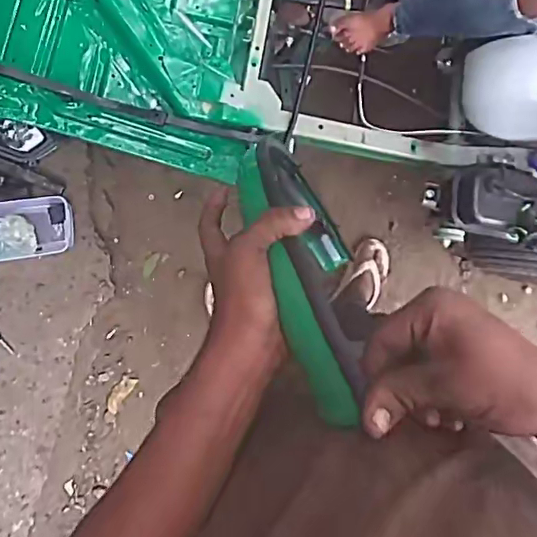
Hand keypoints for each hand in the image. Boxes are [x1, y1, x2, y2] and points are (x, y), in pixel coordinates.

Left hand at [197, 189, 314, 363]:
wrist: (254, 348)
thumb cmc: (241, 299)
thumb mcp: (248, 250)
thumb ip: (272, 225)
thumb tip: (303, 214)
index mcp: (222, 252)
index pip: (211, 223)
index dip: (215, 205)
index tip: (227, 188)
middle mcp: (238, 267)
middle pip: (251, 237)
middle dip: (268, 222)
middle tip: (290, 207)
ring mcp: (260, 285)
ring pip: (277, 257)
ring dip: (294, 245)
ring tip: (314, 230)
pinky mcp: (281, 300)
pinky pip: (297, 279)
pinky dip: (310, 270)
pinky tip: (324, 261)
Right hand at [360, 288, 536, 439]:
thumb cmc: (504, 386)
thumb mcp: (444, 389)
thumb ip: (398, 396)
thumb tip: (365, 418)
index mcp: (429, 306)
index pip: (379, 341)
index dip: (375, 379)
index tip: (375, 416)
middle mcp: (436, 310)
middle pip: (394, 354)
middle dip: (402, 390)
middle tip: (416, 419)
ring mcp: (451, 329)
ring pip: (411, 367)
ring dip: (418, 398)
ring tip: (439, 419)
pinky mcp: (462, 349)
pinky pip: (430, 370)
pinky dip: (433, 395)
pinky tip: (451, 415)